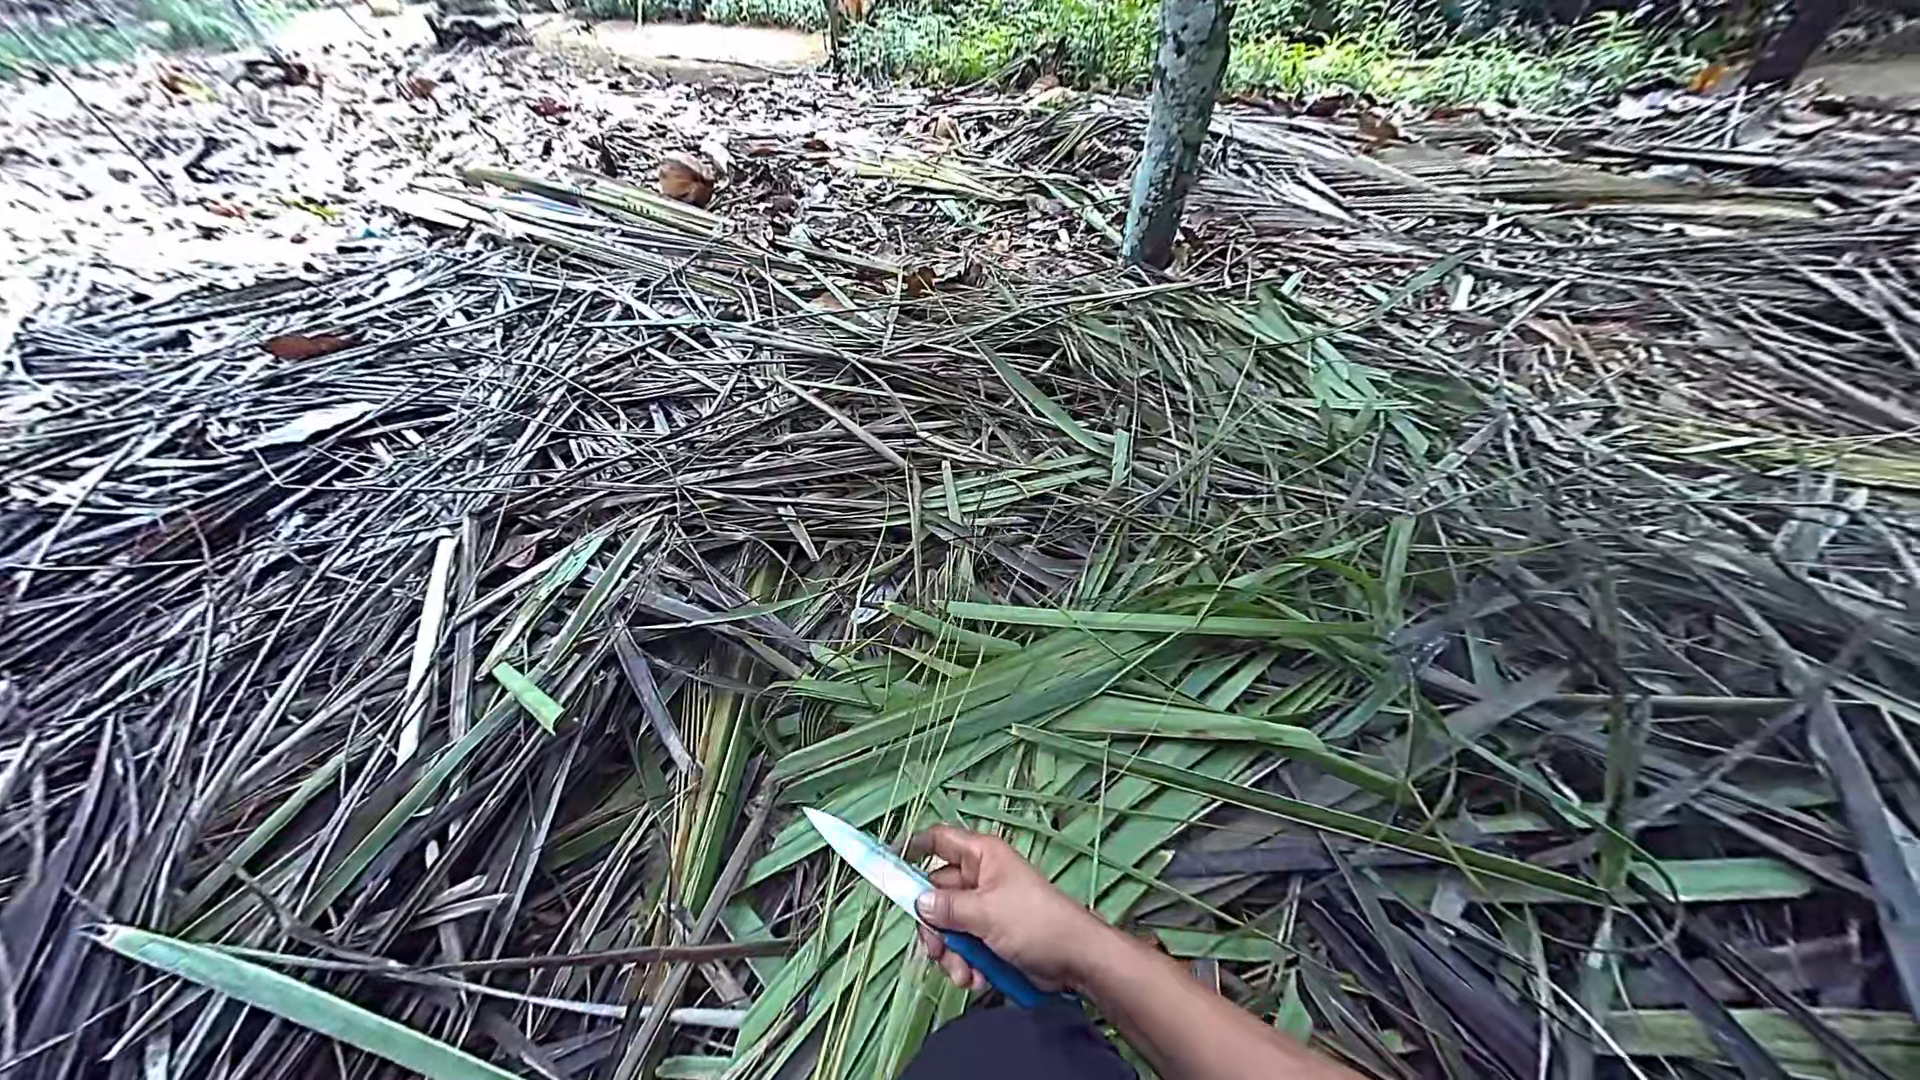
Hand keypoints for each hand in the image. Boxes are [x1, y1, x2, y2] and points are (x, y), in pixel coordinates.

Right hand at [906, 824, 1112, 992]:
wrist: (1074, 959)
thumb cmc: (1034, 921)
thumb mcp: (985, 912)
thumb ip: (948, 907)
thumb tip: (920, 902)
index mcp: (981, 856)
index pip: (939, 840)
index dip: (914, 846)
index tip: (888, 860)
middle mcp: (980, 876)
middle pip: (937, 892)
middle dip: (934, 927)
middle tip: (936, 951)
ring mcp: (985, 906)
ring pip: (948, 925)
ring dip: (951, 953)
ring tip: (964, 972)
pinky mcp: (991, 933)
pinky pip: (964, 945)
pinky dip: (965, 964)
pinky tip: (977, 978)